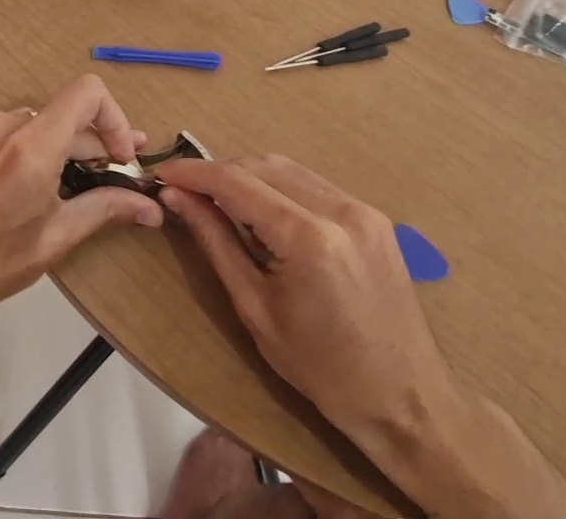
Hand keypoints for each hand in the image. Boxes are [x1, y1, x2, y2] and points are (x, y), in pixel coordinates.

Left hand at [0, 74, 163, 334]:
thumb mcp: (53, 240)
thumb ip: (104, 210)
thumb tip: (150, 207)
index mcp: (30, 147)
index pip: (87, 93)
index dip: (115, 118)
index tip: (120, 158)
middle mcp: (3, 126)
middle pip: (65, 114)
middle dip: (96, 142)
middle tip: (119, 175)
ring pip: (38, 123)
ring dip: (64, 148)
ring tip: (78, 186)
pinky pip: (10, 132)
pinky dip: (33, 150)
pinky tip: (38, 186)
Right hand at [156, 155, 460, 445]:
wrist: (404, 399)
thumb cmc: (320, 367)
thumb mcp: (253, 306)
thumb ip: (215, 241)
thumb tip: (176, 197)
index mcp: (308, 238)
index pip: (236, 182)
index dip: (192, 173)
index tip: (160, 174)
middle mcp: (340, 211)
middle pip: (262, 165)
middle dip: (218, 172)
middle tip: (184, 192)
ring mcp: (364, 210)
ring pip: (288, 168)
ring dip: (247, 176)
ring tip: (217, 202)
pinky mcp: (374, 218)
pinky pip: (313, 184)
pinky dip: (278, 188)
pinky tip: (261, 214)